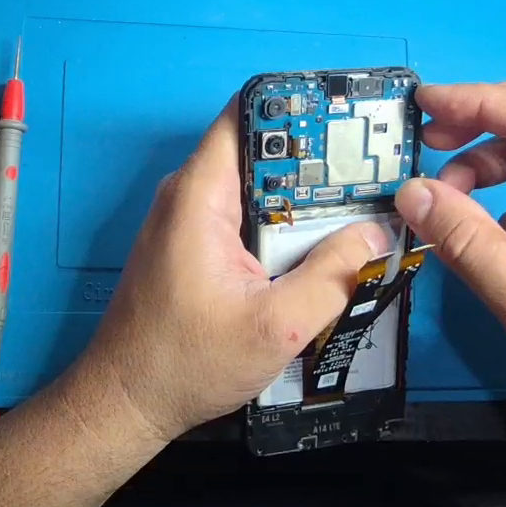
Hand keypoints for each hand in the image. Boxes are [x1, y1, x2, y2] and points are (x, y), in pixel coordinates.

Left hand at [63, 100, 387, 443]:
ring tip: (357, 200)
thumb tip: (378, 233)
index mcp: (199, 196)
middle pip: (256, 150)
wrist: (126, 401)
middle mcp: (189, 194)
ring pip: (253, 185)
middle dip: (312, 155)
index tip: (344, 114)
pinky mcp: (191, 243)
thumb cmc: (188, 364)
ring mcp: (187, 219)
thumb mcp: (275, 327)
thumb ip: (331, 275)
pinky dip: (279, 220)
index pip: (244, 115)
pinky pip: (242, 213)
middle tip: (370, 166)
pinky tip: (317, 239)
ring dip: (299, 194)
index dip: (295, 106)